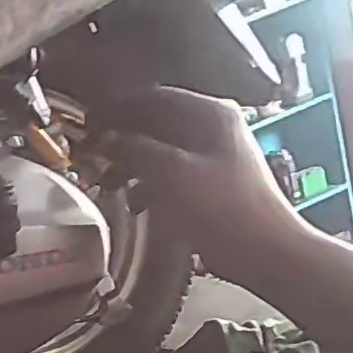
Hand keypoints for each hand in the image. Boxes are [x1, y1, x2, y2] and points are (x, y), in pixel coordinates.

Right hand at [97, 86, 314, 288]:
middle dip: (122, 141)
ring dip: (133, 167)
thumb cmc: (221, 209)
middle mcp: (214, 129)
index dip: (116, 111)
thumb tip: (104, 139)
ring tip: (110, 185)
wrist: (266, 253)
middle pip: (157, 126)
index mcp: (209, 114)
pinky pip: (174, 178)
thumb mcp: (171, 174)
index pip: (152, 99)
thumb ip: (134, 150)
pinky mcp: (214, 188)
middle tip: (93, 158)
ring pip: (163, 153)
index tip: (87, 126)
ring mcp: (216, 159)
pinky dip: (152, 187)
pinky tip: (138, 205)